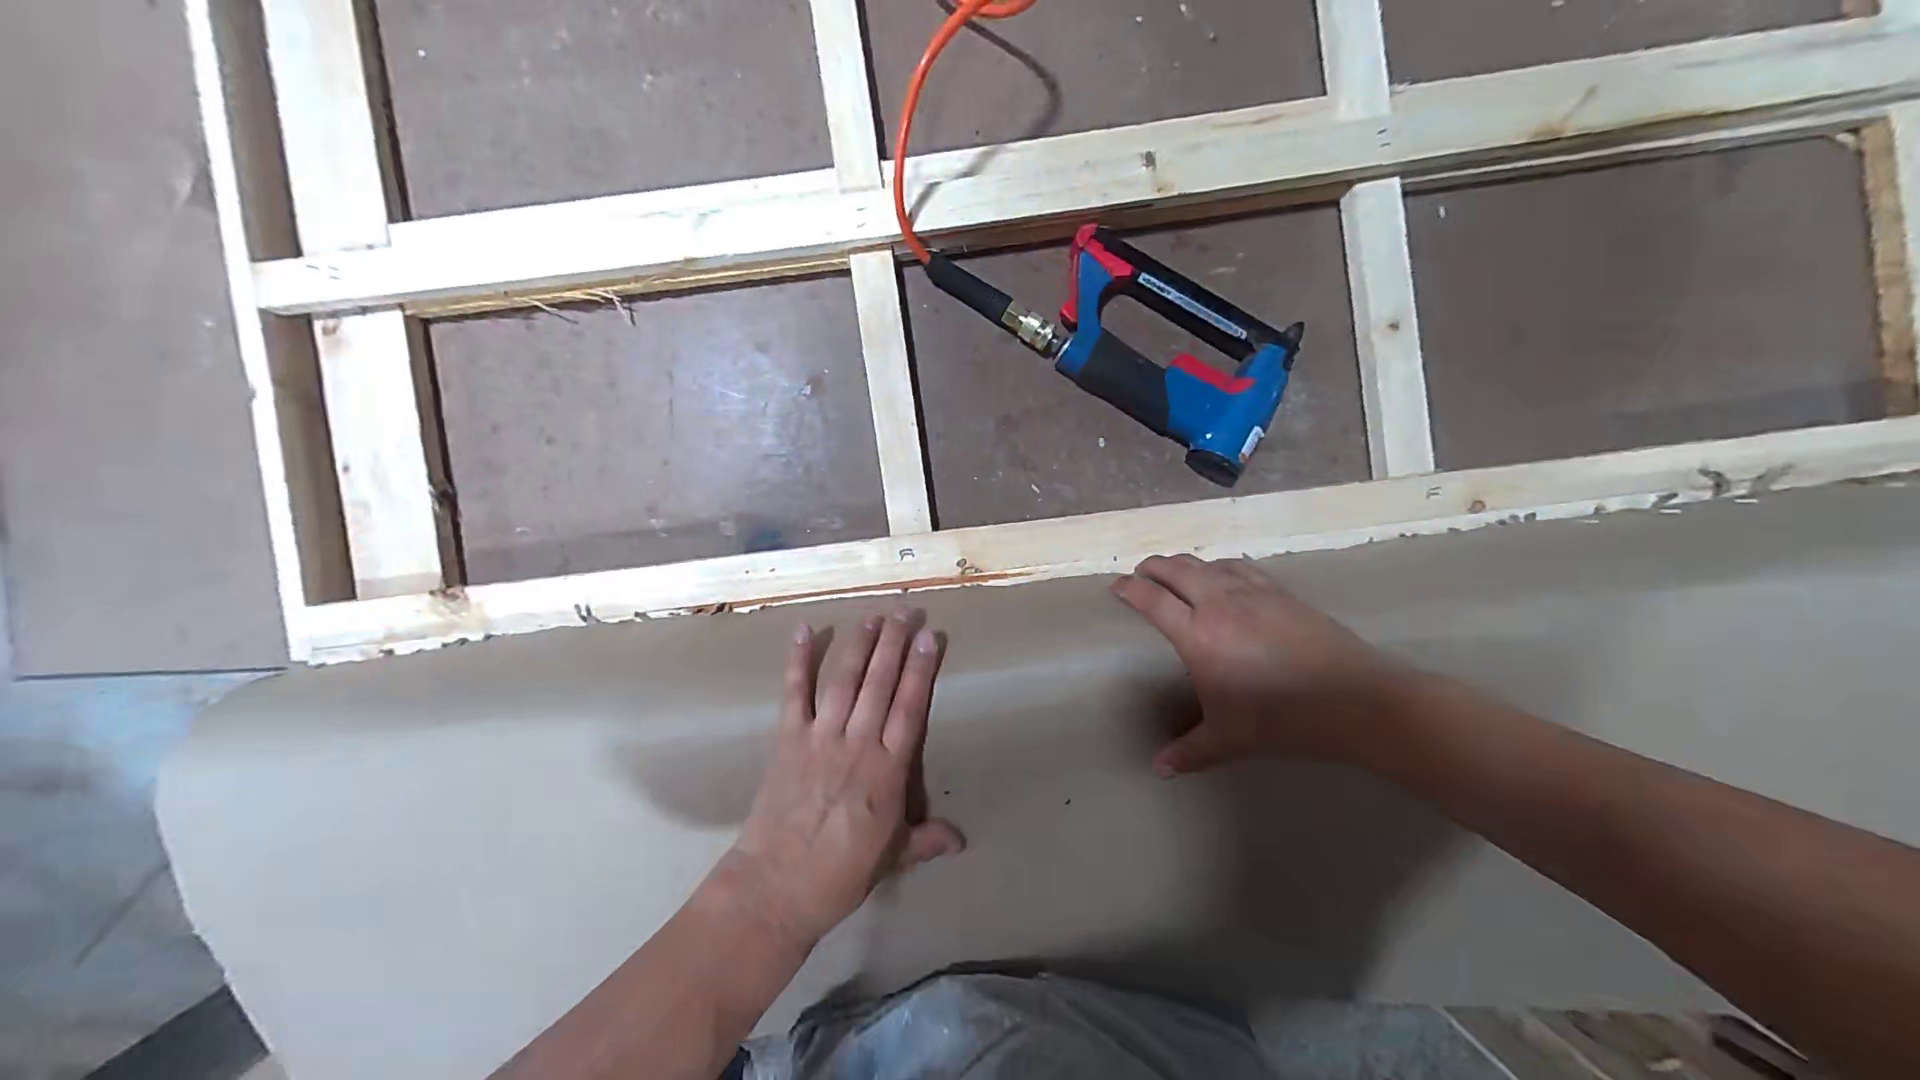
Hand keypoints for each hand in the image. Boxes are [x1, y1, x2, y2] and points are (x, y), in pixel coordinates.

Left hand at [717, 608, 965, 950]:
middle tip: (904, 611)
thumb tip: (962, 840)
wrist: (775, 888)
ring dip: (859, 645)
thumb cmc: (840, 874)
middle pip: (880, 684)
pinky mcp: (788, 739)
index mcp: (888, 772)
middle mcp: (858, 744)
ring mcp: (820, 737)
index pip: (910, 709)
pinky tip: (804, 631)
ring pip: (845, 681)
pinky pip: (795, 693)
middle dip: (894, 645)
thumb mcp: (892, 857)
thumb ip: (926, 839)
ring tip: (872, 617)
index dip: (921, 670)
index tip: (929, 638)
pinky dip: (798, 661)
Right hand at [1111, 554, 1417, 775]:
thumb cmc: (1282, 720)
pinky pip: (1241, 567)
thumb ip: (1190, 751)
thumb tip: (1159, 770)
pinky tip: (1223, 573)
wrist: (1354, 700)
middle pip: (1177, 571)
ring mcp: (1253, 594)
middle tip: (1140, 572)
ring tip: (1175, 570)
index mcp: (1198, 635)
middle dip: (1153, 567)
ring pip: (1208, 564)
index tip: (1116, 586)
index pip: (1153, 600)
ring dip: (1184, 563)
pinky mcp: (1282, 593)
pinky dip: (1221, 565)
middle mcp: (1220, 604)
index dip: (1129, 589)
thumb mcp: (1229, 739)